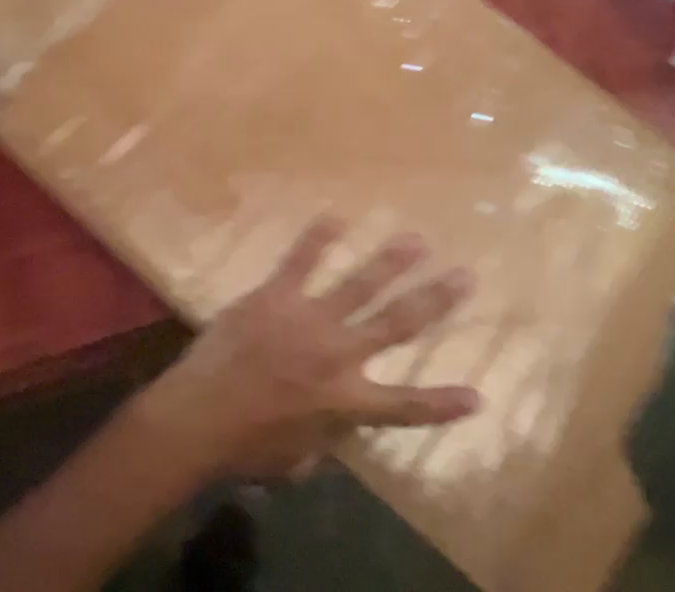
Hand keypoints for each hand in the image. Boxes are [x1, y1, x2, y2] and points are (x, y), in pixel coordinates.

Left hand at [140, 221, 480, 480]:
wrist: (196, 418)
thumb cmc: (244, 448)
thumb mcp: (296, 459)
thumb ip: (325, 438)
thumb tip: (332, 427)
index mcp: (346, 402)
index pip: (407, 406)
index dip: (443, 403)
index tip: (478, 395)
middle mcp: (338, 356)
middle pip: (397, 324)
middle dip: (435, 300)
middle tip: (465, 275)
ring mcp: (307, 320)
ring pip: (359, 285)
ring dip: (390, 261)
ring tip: (416, 239)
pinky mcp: (274, 298)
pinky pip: (299, 263)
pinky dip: (316, 240)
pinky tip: (334, 216)